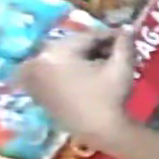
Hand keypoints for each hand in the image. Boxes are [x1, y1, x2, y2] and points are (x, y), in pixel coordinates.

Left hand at [20, 30, 135, 139]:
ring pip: (61, 57)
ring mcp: (30, 74)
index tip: (126, 36)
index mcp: (55, 52)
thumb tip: (128, 29)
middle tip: (116, 51)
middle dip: (93, 47)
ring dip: (81, 57)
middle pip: (70, 46)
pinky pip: (51, 70)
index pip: (86, 36)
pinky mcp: (33, 87)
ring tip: (103, 63)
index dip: (110, 35)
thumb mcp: (121, 68)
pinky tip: (87, 75)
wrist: (96, 129)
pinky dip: (68, 68)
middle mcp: (36, 59)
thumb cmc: (110, 96)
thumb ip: (124, 45)